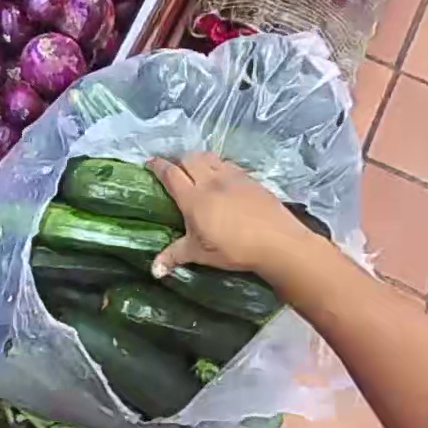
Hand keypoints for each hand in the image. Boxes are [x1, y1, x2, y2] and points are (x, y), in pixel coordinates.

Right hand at [148, 153, 304, 276]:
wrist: (278, 242)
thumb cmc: (234, 249)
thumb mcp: (200, 254)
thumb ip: (174, 256)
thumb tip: (153, 270)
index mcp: (194, 198)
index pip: (171, 174)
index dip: (158, 166)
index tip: (149, 163)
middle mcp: (210, 181)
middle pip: (189, 158)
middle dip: (178, 160)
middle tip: (174, 170)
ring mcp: (232, 177)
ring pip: (209, 157)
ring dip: (198, 159)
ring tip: (196, 170)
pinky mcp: (250, 179)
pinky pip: (227, 164)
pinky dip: (218, 165)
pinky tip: (221, 178)